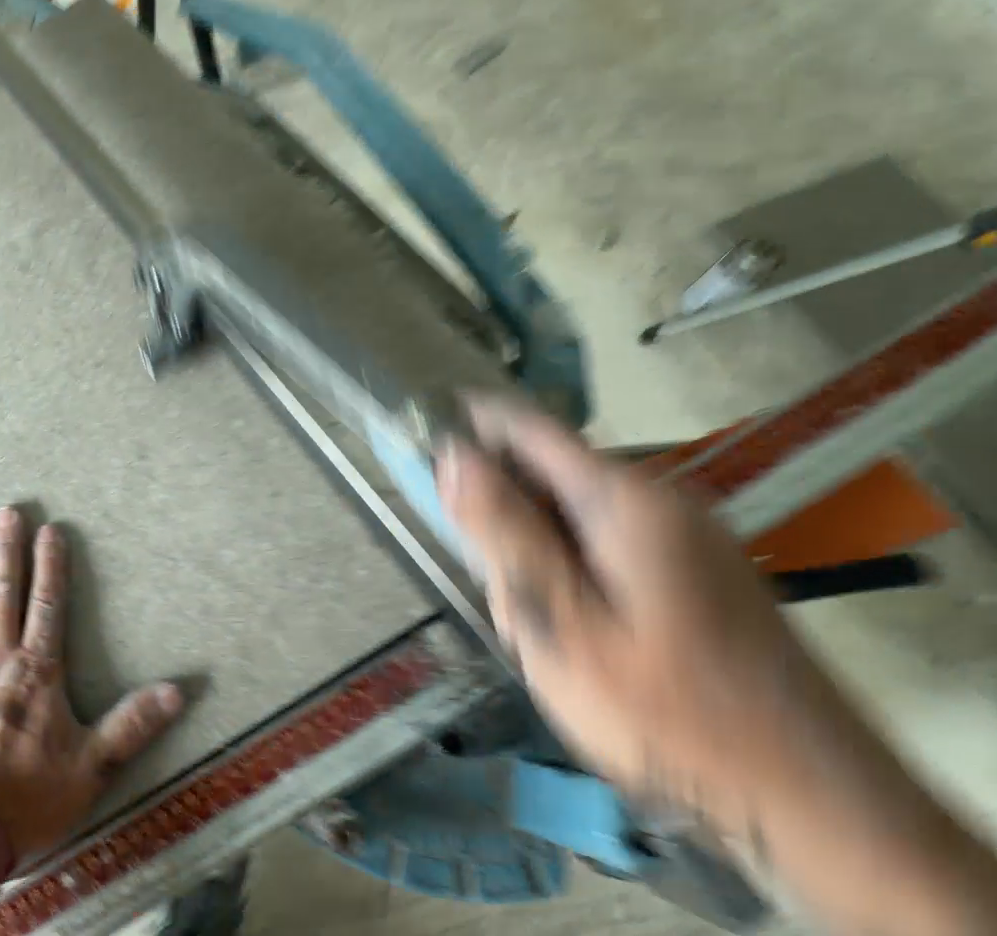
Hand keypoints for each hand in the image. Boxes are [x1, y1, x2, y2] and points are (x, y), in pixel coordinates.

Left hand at [0, 507, 185, 862]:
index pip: (49, 605)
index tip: (50, 530)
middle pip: (5, 595)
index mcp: (38, 671)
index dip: (50, 566)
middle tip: (7, 513)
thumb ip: (133, 724)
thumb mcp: (94, 765)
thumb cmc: (33, 796)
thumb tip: (178, 690)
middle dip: (8, 552)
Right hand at [435, 394, 839, 835]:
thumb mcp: (559, 622)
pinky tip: (586, 647)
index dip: (464, 430)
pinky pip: (604, 555)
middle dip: (505, 531)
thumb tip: (453, 455)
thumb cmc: (666, 711)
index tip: (416, 452)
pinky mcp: (694, 574)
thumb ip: (504, 533)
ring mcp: (683, 538)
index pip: (523, 428)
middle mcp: (659, 502)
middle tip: (512, 610)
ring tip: (552, 644)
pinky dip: (574, 588)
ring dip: (536, 570)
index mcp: (625, 500)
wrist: (808, 796)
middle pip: (544, 483)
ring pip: (568, 525)